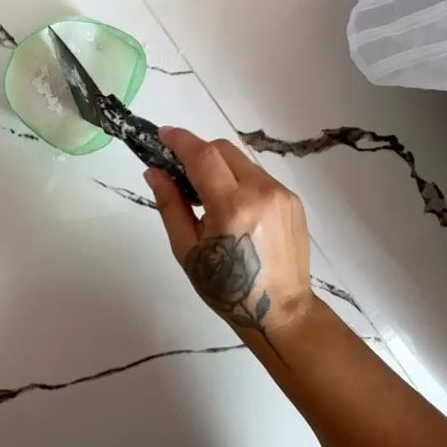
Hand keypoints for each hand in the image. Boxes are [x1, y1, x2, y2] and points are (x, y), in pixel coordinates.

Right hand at [145, 128, 317, 344]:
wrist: (280, 311)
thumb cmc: (226, 288)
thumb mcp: (188, 250)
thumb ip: (170, 205)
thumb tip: (153, 171)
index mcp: (232, 206)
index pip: (202, 155)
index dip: (180, 140)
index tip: (162, 135)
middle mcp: (261, 191)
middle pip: (223, 149)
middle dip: (198, 152)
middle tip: (178, 170)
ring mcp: (281, 194)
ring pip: (241, 161)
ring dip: (218, 166)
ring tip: (206, 196)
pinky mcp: (293, 200)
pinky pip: (258, 176)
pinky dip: (238, 180)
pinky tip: (232, 209)